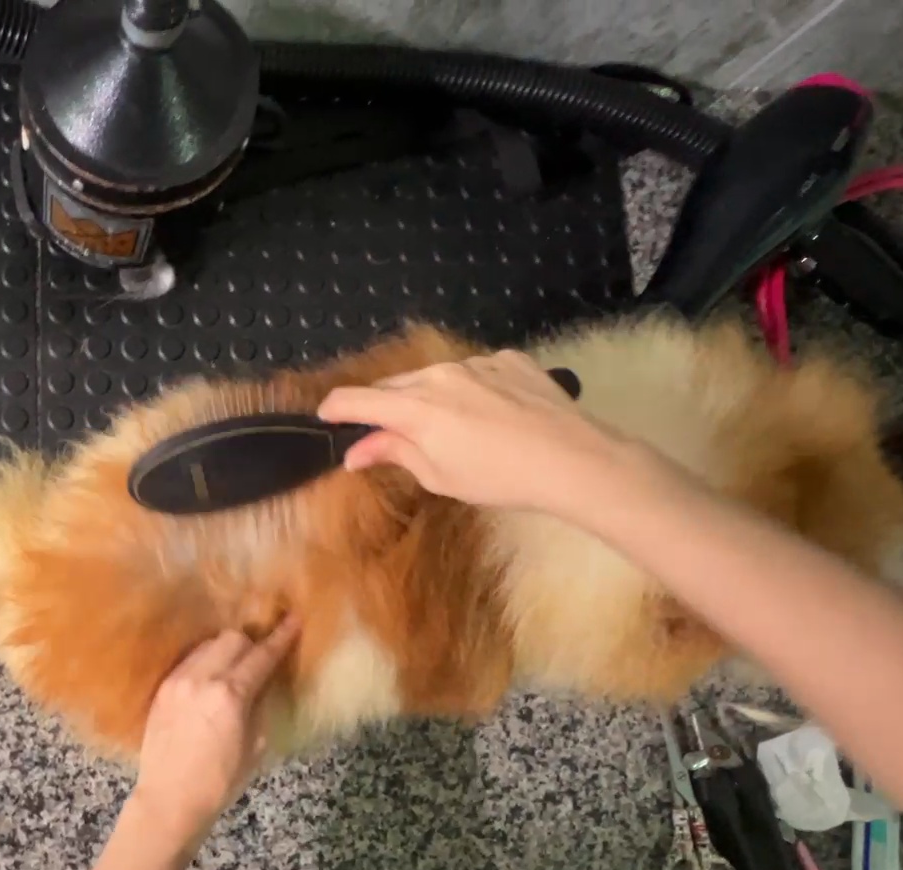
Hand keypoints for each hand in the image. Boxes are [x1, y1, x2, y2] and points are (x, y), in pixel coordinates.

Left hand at [132, 615, 301, 844]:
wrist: (170, 798)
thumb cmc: (220, 781)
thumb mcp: (255, 745)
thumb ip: (259, 705)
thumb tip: (264, 681)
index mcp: (230, 695)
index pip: (261, 655)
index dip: (281, 637)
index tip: (293, 621)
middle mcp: (201, 679)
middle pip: (233, 638)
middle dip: (251, 643)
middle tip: (260, 657)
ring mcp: (177, 680)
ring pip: (208, 645)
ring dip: (226, 650)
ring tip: (233, 667)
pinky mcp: (162, 688)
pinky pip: (188, 660)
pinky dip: (204, 661)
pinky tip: (209, 679)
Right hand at [318, 350, 661, 516]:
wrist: (576, 460)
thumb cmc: (498, 478)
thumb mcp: (437, 475)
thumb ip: (392, 453)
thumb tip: (355, 452)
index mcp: (415, 408)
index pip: (355, 400)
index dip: (334, 409)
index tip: (325, 417)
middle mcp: (438, 375)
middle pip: (391, 386)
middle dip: (382, 408)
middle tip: (389, 435)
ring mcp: (476, 362)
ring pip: (431, 377)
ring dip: (424, 398)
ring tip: (447, 427)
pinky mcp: (509, 359)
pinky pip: (471, 371)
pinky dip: (466, 389)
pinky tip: (488, 413)